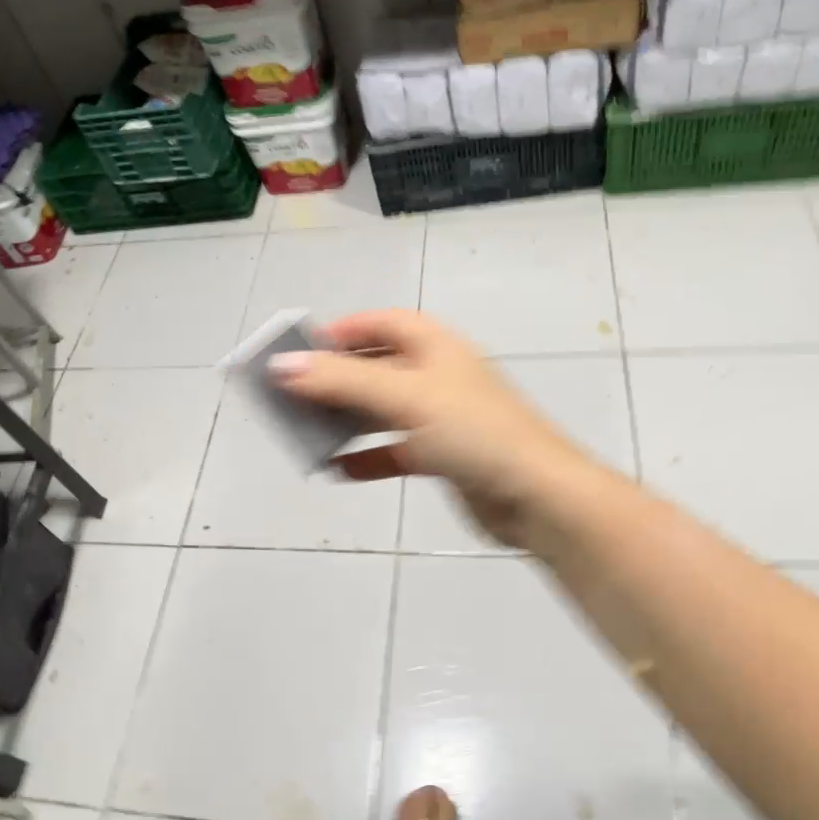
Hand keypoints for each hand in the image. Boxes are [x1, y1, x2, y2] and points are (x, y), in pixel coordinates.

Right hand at [268, 310, 587, 546]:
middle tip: (292, 394)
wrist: (537, 496)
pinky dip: (368, 456)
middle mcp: (438, 375)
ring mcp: (442, 417)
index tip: (300, 350)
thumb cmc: (474, 432)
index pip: (382, 323)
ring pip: (383, 410)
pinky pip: (395, 450)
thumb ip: (343, 381)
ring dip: (347, 419)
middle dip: (336, 379)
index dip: (342, 331)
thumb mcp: (405, 398)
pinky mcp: (444, 456)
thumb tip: (282, 366)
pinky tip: (338, 470)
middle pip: (377, 367)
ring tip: (305, 430)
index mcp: (436, 346)